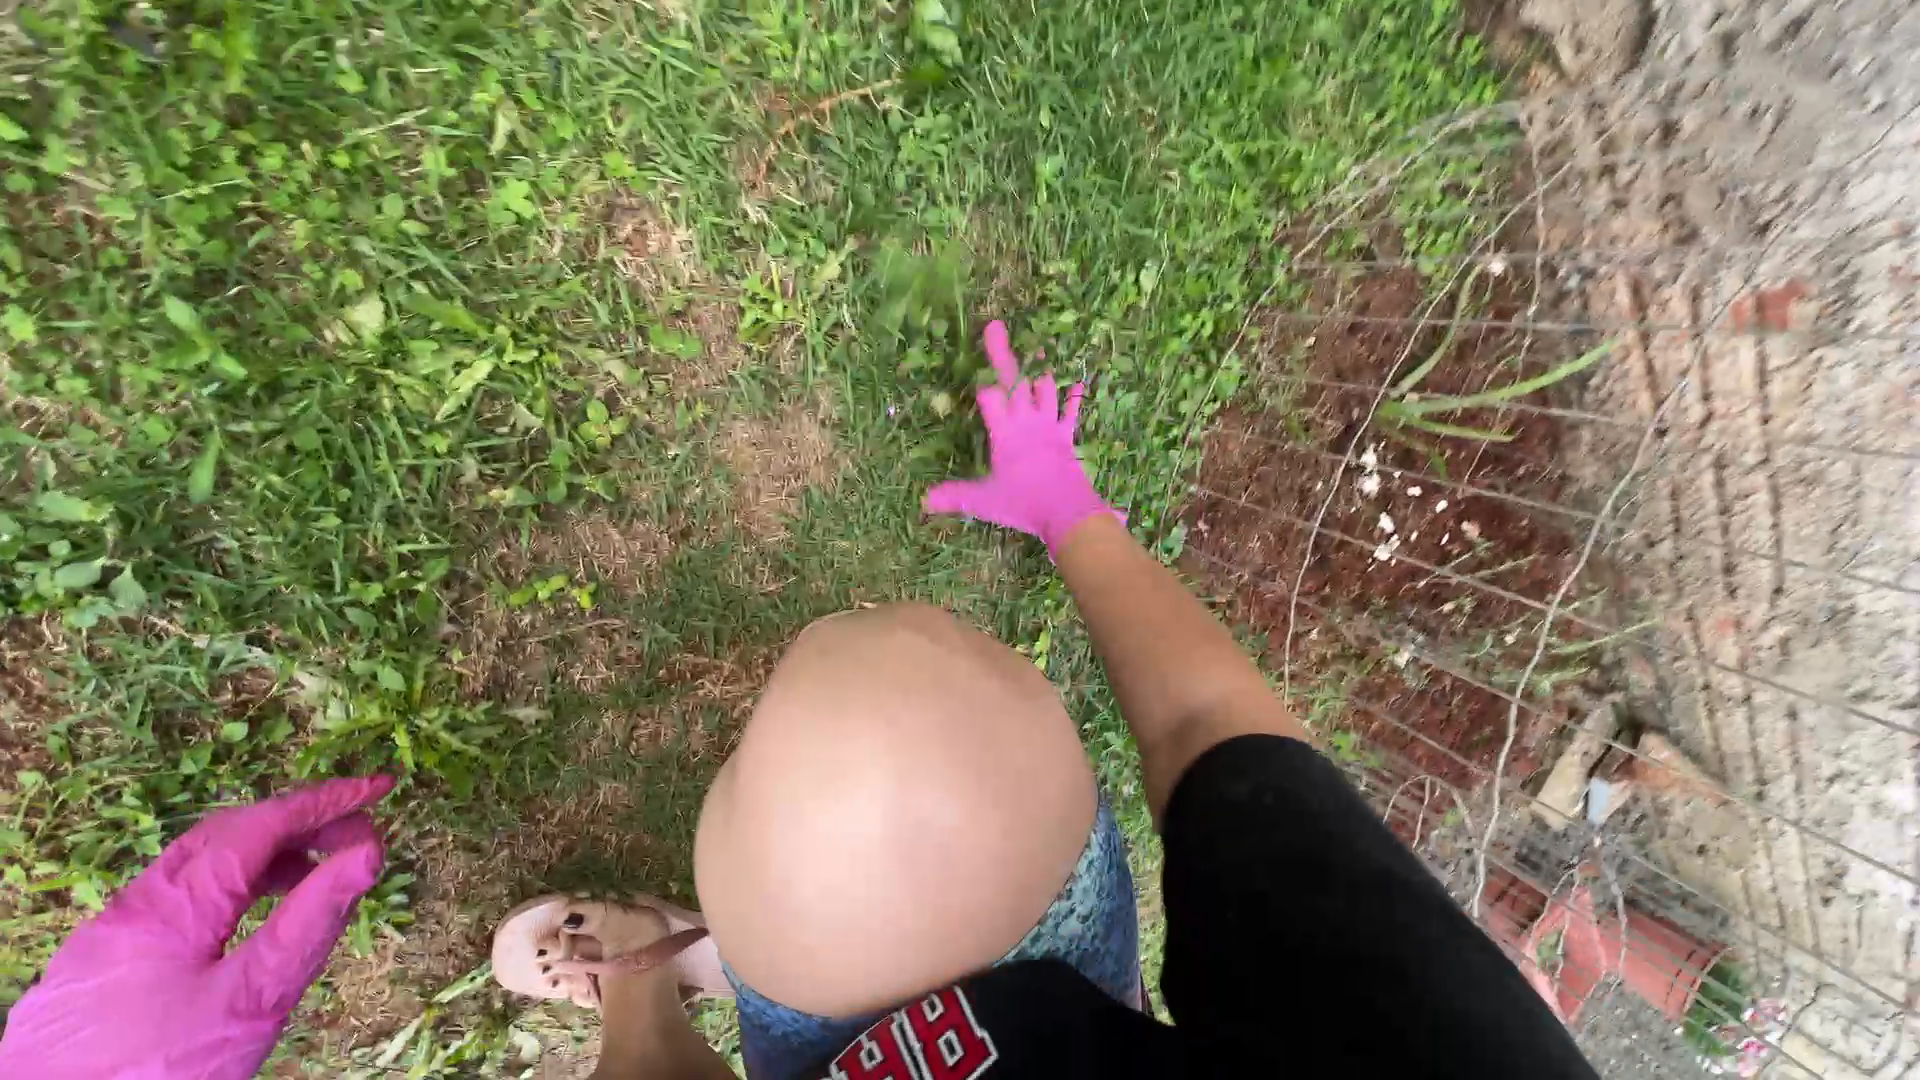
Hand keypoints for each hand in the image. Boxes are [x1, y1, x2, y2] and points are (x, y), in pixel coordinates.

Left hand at [0, 775, 395, 1079]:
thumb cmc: (166, 1074)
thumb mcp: (255, 999)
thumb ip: (313, 920)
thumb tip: (370, 851)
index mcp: (169, 907)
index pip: (262, 824)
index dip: (328, 800)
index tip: (382, 787)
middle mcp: (129, 906)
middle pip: (227, 833)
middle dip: (301, 820)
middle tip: (360, 830)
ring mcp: (104, 936)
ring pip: (199, 865)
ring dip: (269, 852)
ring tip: (321, 870)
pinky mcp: (95, 967)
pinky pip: (177, 898)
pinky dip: (235, 884)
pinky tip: (260, 912)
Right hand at [923, 320, 1114, 551]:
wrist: (1069, 513)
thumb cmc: (1024, 503)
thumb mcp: (984, 501)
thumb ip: (955, 496)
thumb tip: (924, 500)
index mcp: (1004, 433)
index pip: (988, 397)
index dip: (980, 385)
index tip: (973, 374)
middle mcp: (1027, 422)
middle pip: (1014, 382)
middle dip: (1003, 355)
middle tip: (995, 327)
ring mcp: (1049, 427)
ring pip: (1045, 390)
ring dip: (1039, 372)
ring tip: (1036, 351)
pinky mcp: (1067, 438)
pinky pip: (1071, 413)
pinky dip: (1074, 398)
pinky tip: (1078, 382)